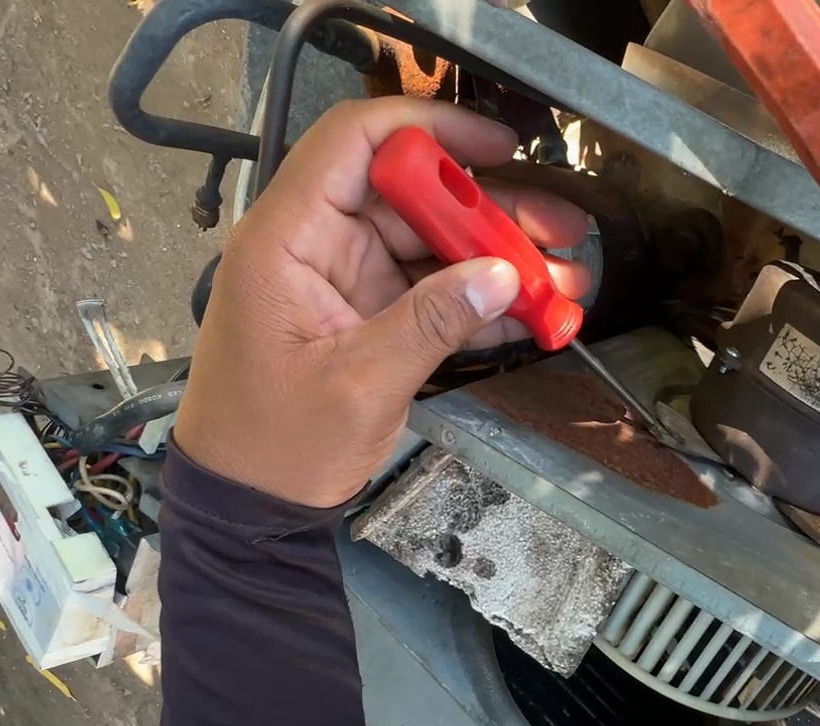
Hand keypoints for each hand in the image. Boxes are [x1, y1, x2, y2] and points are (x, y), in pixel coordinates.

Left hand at [176, 98, 589, 507]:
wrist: (254, 499)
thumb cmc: (278, 443)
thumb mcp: (359, 382)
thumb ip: (432, 323)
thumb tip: (501, 276)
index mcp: (291, 239)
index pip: (358, 144)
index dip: (430, 133)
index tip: (500, 149)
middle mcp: (323, 248)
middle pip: (416, 201)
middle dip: (494, 214)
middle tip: (562, 230)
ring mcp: (352, 286)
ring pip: (436, 251)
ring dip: (501, 266)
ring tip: (564, 281)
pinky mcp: (374, 322)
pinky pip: (436, 300)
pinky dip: (483, 309)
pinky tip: (535, 316)